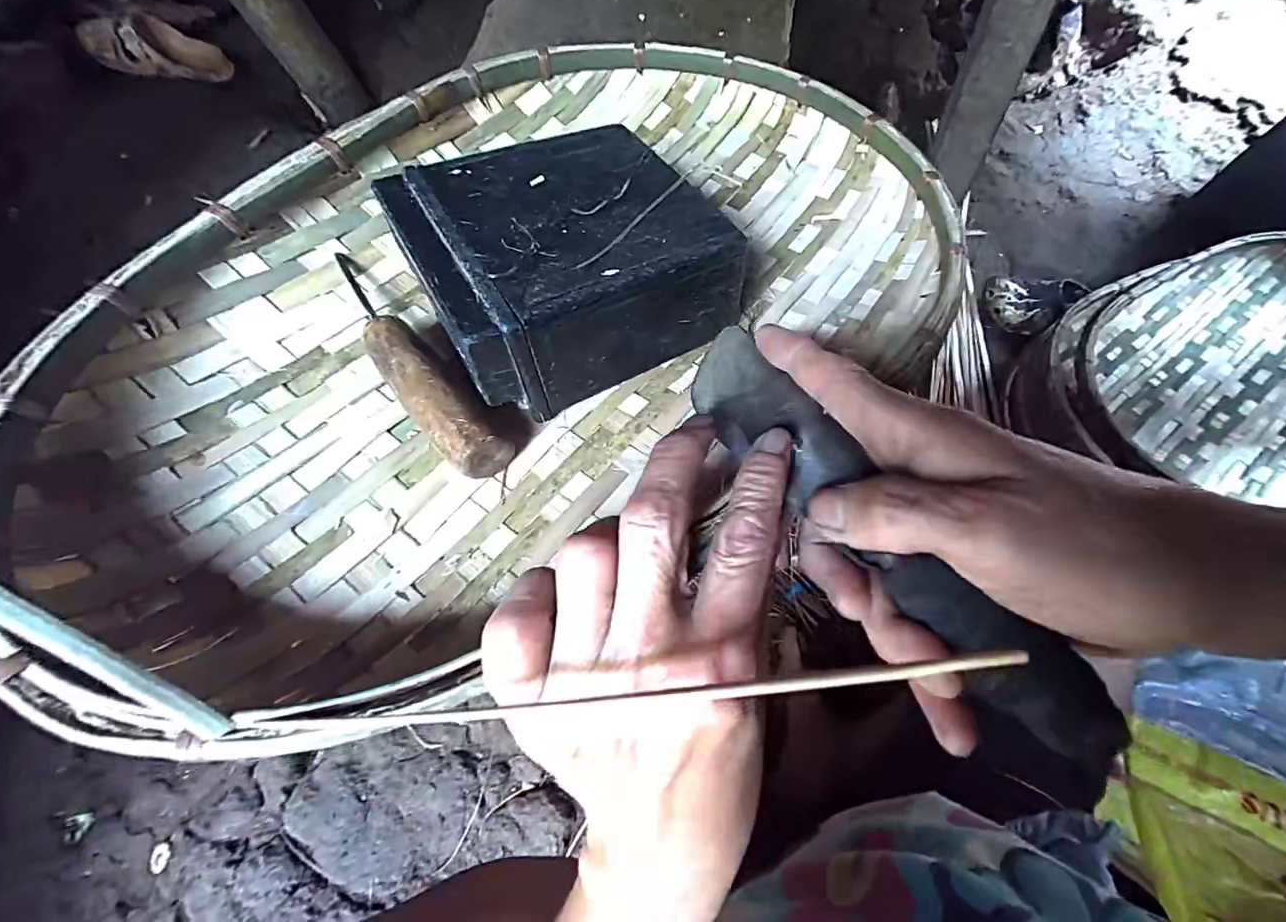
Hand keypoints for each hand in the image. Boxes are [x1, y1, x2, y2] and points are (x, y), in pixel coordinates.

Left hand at [481, 419, 792, 921]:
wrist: (657, 852)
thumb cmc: (726, 764)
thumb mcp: (761, 683)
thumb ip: (753, 604)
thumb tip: (753, 523)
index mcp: (718, 659)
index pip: (745, 540)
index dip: (760, 476)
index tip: (768, 440)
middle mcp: (646, 658)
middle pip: (652, 522)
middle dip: (678, 457)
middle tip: (696, 434)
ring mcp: (578, 677)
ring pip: (582, 551)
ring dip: (612, 531)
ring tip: (629, 545)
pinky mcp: (527, 701)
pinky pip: (517, 608)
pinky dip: (542, 587)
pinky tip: (567, 596)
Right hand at [760, 327, 1264, 725]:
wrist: (1173, 586)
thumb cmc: (1083, 543)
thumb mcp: (984, 528)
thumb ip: (896, 512)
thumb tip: (817, 505)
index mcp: (927, 446)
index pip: (849, 391)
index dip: (803, 364)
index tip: (763, 335)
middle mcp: (927, 480)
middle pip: (842, 512)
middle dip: (850, 575)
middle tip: (876, 614)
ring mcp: (946, 530)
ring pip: (880, 577)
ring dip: (902, 638)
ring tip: (945, 679)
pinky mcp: (968, 575)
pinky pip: (926, 618)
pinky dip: (938, 670)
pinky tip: (958, 720)